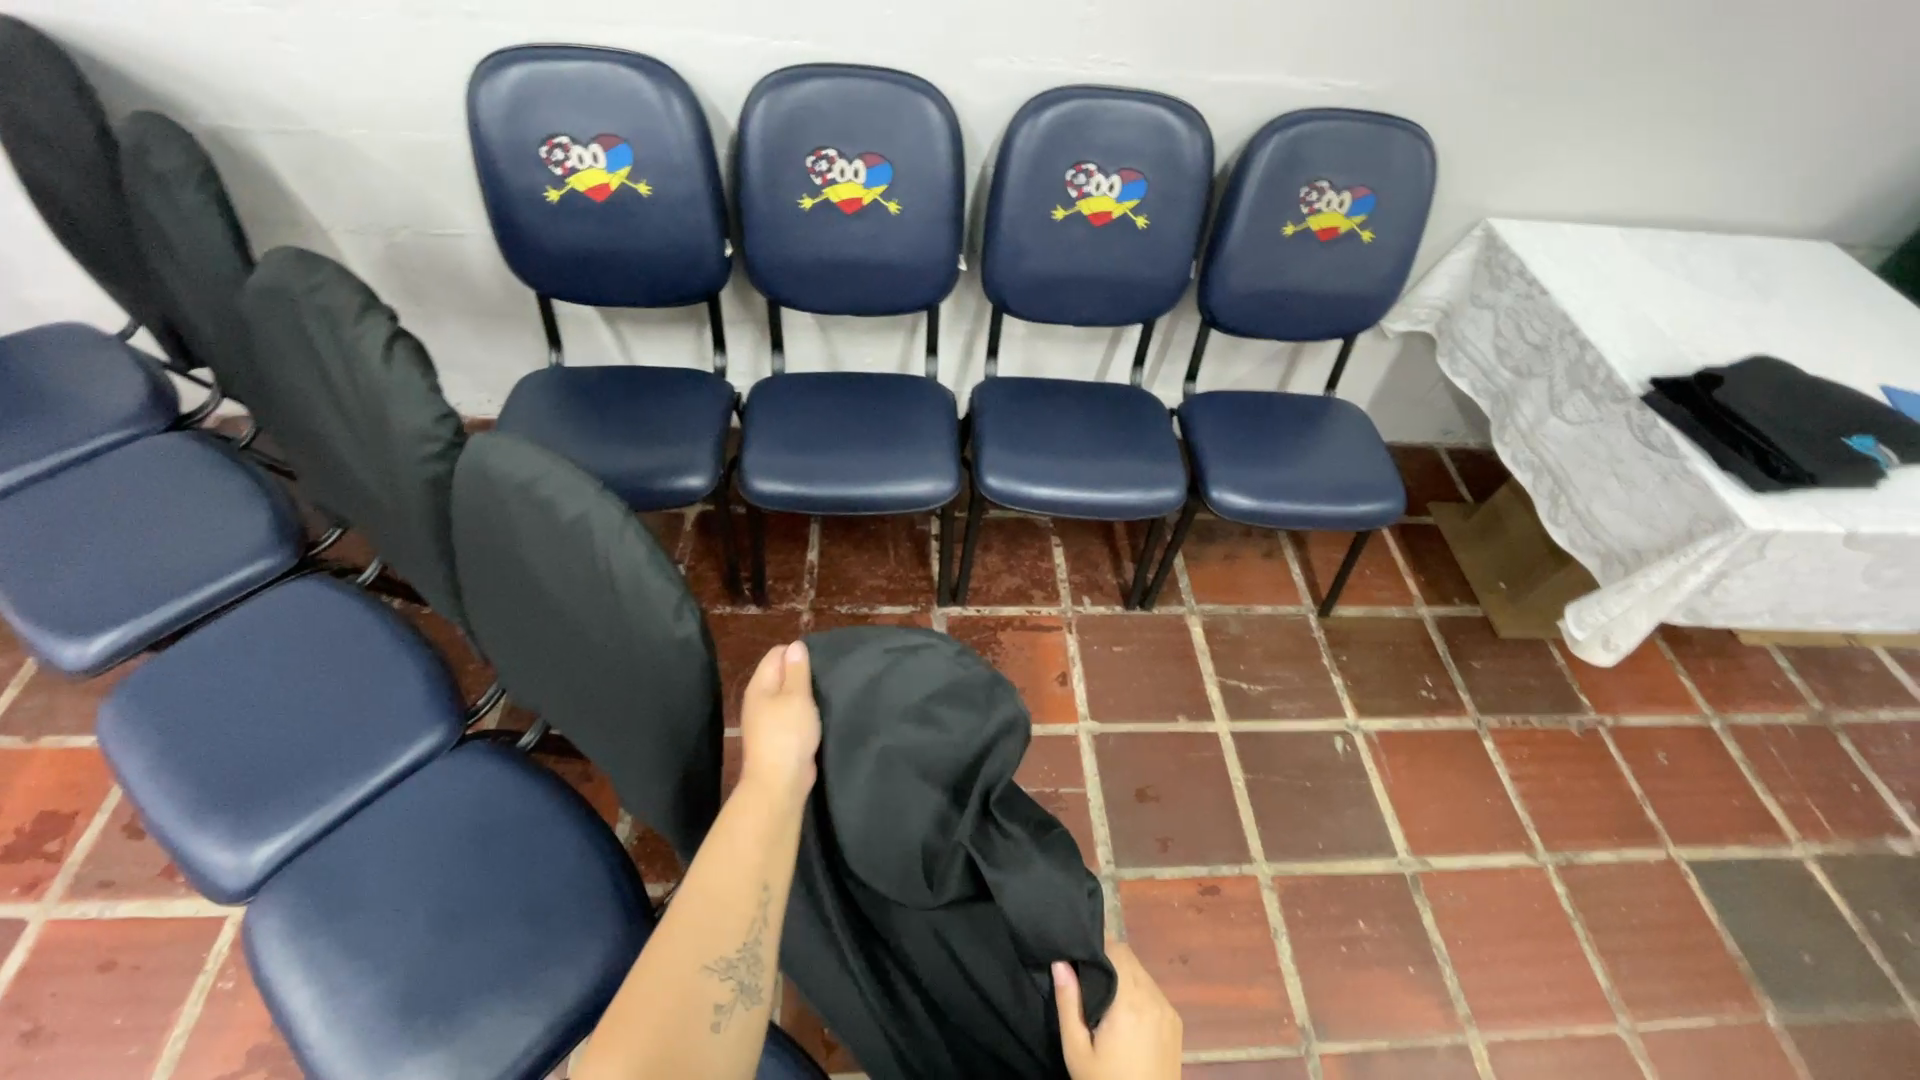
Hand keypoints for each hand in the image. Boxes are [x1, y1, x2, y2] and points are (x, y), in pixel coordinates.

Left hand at [738, 641, 821, 802]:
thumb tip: (796, 645)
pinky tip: (819, 716)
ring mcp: (768, 720)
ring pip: (789, 696)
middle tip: (825, 679)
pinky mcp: (779, 736)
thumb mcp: (796, 696)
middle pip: (782, 674)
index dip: (797, 654)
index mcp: (760, 685)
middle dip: (803, 674)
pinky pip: (793, 715)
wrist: (780, 781)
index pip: (777, 654)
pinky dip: (805, 713)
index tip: (819, 664)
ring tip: (825, 695)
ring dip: (806, 695)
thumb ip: (797, 670)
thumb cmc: (788, 733)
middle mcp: (760, 699)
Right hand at [1054, 941, 1181, 1079]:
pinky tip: (1126, 1017)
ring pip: (1143, 975)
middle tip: (1088, 981)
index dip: (1099, 948)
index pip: (1118, 950)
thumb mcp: (1077, 1049)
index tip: (1081, 958)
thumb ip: (1068, 1002)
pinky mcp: (1176, 1023)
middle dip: (1110, 963)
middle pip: (1130, 960)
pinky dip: (1139, 994)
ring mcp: (1169, 1011)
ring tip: (1105, 1001)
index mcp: (1130, 1002)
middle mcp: (1154, 999)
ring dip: (1125, 978)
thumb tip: (1060, 962)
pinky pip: (1154, 993)